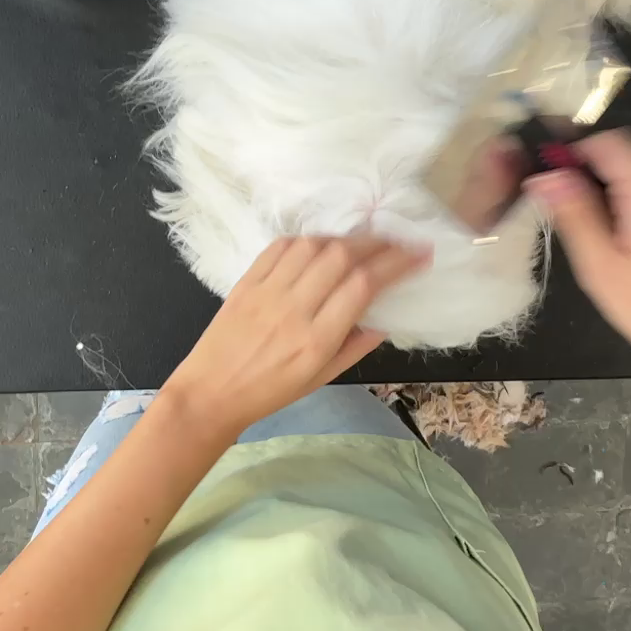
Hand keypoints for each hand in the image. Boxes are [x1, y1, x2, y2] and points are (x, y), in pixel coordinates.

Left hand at [161, 235, 427, 435]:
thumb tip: (384, 319)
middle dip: (376, 242)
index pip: (364, 286)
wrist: (211, 393)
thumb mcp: (320, 379)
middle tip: (396, 240)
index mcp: (317, 340)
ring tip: (360, 241)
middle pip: (341, 257)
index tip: (419, 254)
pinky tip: (319, 243)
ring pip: (312, 246)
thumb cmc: (270, 392)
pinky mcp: (246, 282)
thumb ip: (354, 347)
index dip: (396, 264)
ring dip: (343, 237)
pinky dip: (305, 239)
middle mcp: (294, 309)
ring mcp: (267, 291)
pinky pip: (279, 247)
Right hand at [525, 130, 630, 382]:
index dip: (575, 147)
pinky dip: (628, 210)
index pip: (612, 142)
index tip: (545, 170)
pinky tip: (617, 248)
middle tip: (557, 207)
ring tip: (584, 233)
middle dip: (588, 173)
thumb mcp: (601, 266)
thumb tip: (545, 176)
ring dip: (607, 194)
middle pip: (627, 160)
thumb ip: (574, 214)